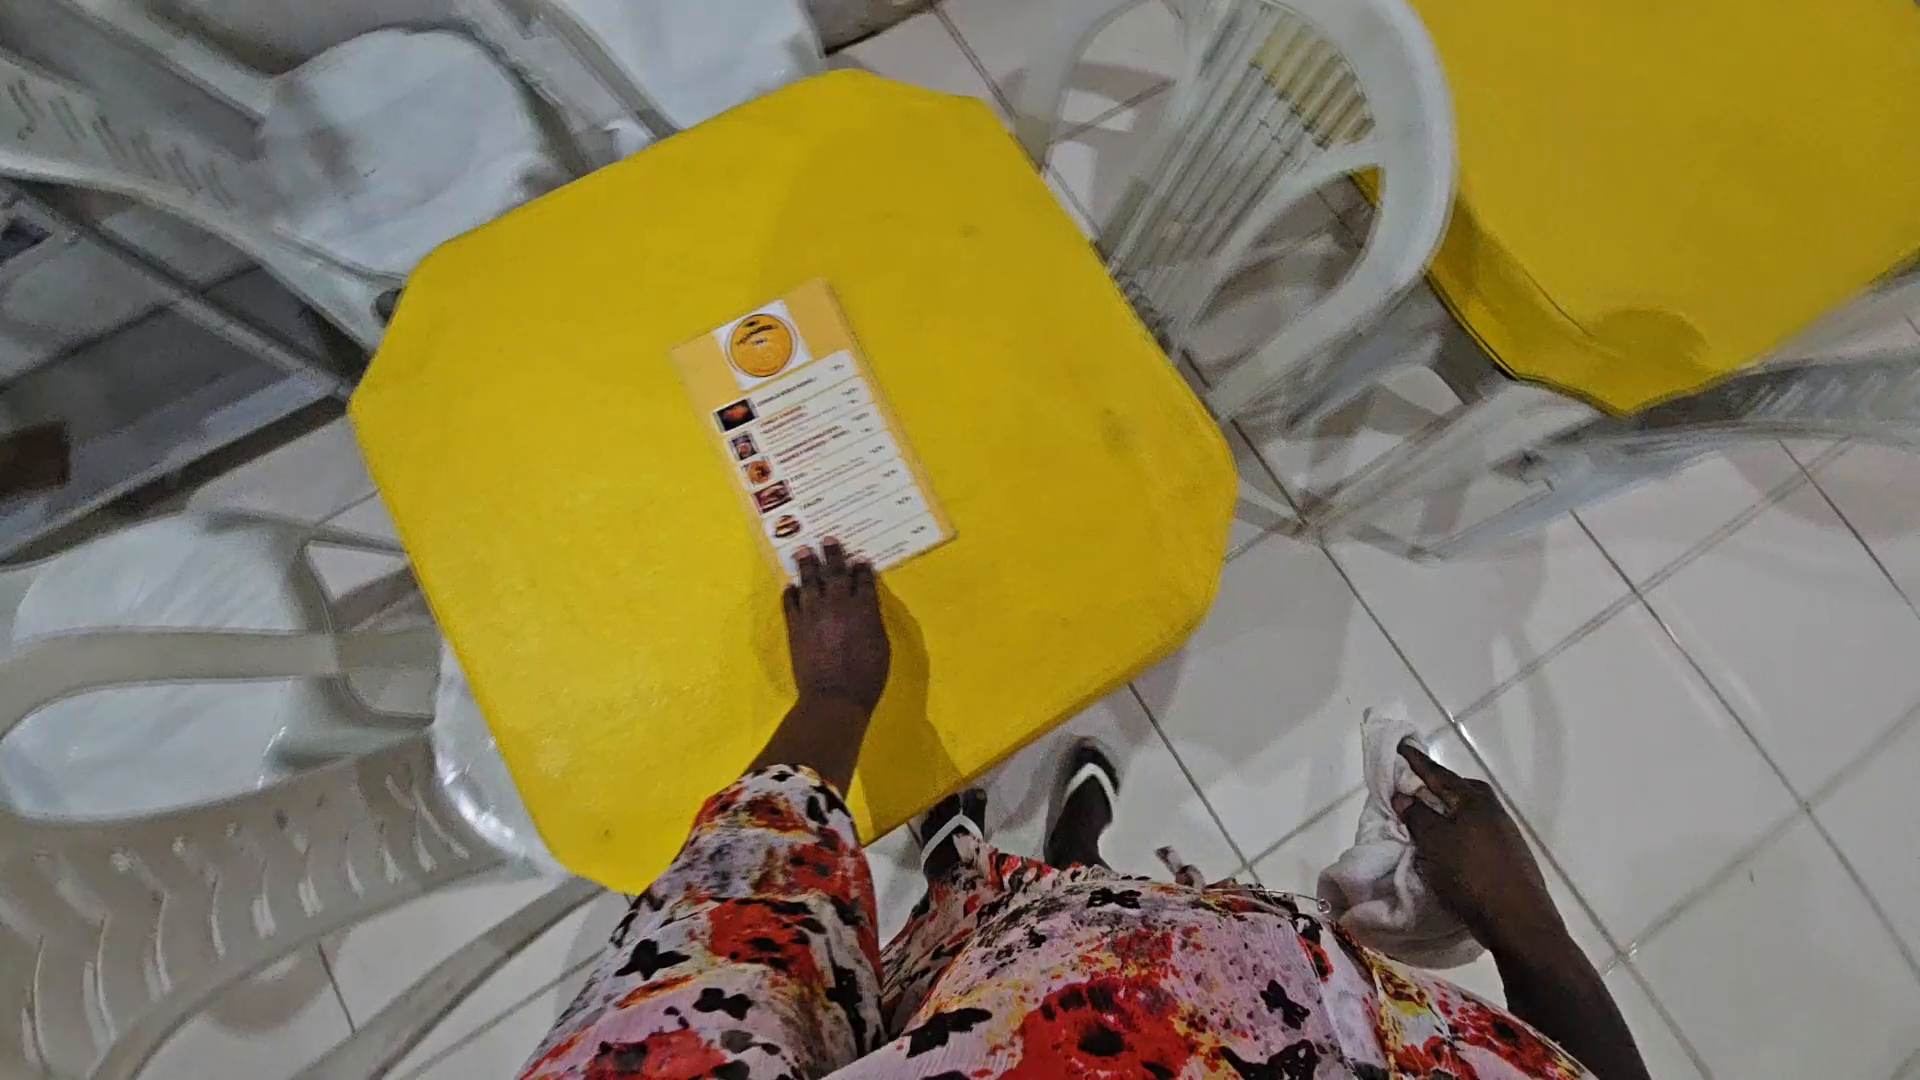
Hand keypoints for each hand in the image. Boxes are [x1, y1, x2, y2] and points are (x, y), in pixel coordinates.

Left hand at [784, 539, 890, 710]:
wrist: (834, 697)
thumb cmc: (867, 677)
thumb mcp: (881, 646)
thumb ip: (872, 622)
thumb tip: (866, 607)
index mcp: (864, 609)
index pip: (863, 580)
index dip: (862, 568)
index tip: (859, 558)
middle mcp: (838, 604)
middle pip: (835, 573)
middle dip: (833, 555)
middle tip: (827, 539)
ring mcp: (814, 614)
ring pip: (809, 582)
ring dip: (807, 565)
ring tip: (803, 551)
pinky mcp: (796, 627)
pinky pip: (790, 604)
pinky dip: (791, 593)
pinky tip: (790, 586)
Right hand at [1393, 744, 1569, 955]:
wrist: (1520, 925)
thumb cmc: (1471, 875)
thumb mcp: (1433, 841)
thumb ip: (1416, 815)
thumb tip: (1404, 797)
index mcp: (1475, 803)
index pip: (1439, 775)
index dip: (1418, 762)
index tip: (1402, 747)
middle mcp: (1494, 814)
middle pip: (1463, 790)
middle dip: (1439, 785)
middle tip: (1416, 786)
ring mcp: (1506, 837)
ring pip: (1471, 813)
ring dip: (1449, 810)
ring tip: (1427, 818)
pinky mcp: (1511, 859)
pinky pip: (1477, 832)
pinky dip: (1459, 831)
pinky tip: (1449, 846)